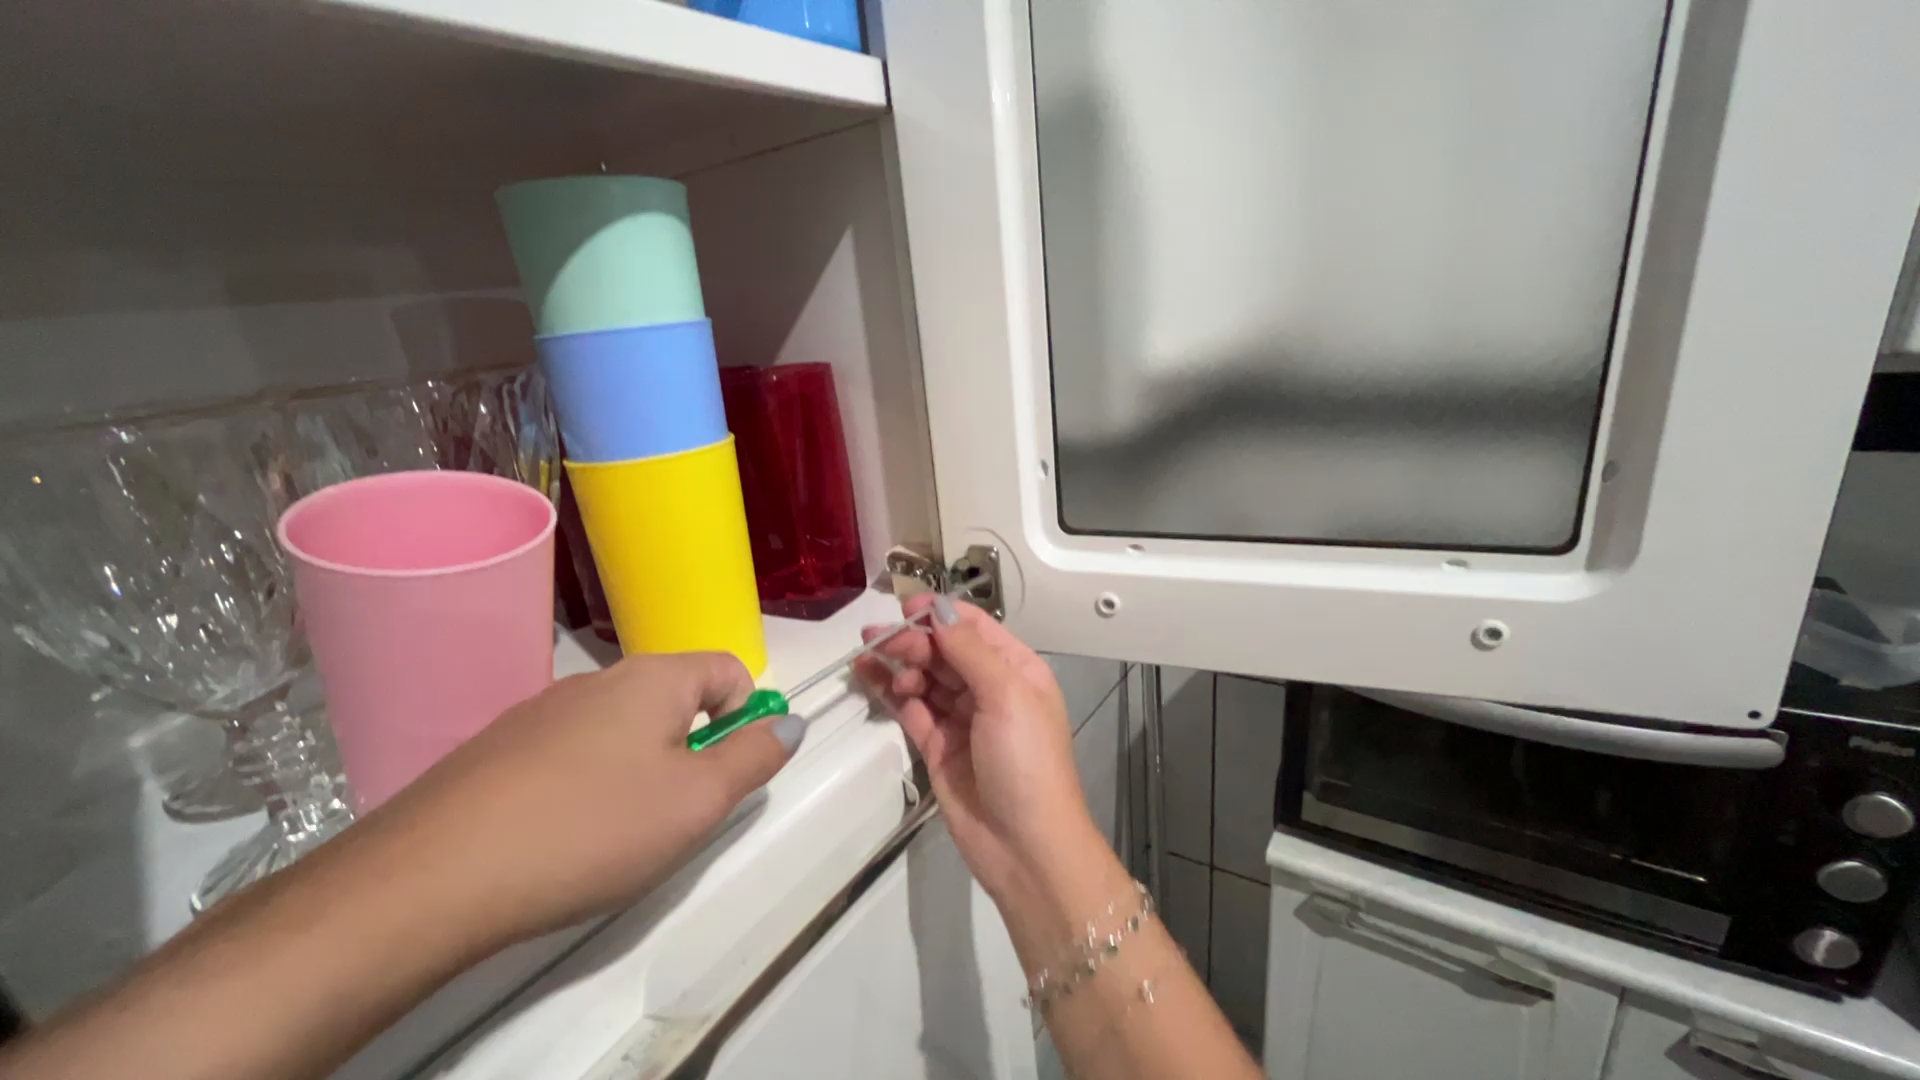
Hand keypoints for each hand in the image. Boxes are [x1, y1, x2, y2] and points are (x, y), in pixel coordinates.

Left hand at [355, 651, 799, 948]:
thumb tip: (791, 722)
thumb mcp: (697, 801)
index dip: (744, 716)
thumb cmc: (592, 829)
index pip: (727, 669)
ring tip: (617, 832)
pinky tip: (562, 835)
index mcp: (653, 678)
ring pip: (620, 728)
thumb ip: (754, 757)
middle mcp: (598, 679)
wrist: (432, 876)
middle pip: (673, 696)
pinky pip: (570, 753)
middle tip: (675, 812)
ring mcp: (540, 710)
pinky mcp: (498, 748)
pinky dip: (586, 784)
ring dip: (639, 768)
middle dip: (690, 748)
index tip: (724, 774)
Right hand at [855, 594, 1104, 907]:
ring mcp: (962, 720)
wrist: (1025, 846)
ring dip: (899, 664)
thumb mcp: (1007, 696)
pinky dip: (892, 693)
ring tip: (869, 656)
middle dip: (913, 640)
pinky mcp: (938, 748)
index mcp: (1017, 671)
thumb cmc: (1026, 762)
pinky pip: (911, 711)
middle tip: (879, 640)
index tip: (905, 609)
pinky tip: (870, 678)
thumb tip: (939, 611)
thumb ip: (969, 651)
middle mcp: (990, 690)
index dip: (940, 614)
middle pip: (945, 651)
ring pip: (925, 679)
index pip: (974, 628)